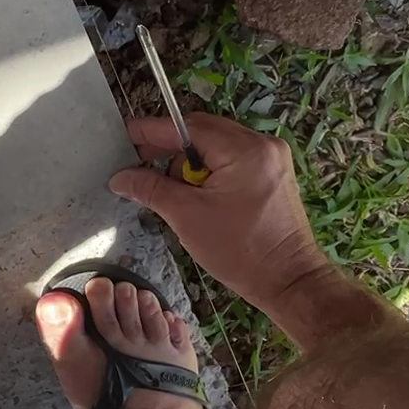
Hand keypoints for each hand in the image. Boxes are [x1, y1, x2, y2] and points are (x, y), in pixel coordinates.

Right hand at [109, 114, 390, 348]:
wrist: (289, 281)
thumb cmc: (239, 251)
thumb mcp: (186, 217)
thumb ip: (150, 188)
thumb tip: (120, 177)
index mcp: (244, 151)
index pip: (186, 127)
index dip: (151, 131)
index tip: (125, 135)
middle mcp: (262, 144)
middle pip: (202, 130)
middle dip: (169, 146)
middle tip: (140, 163)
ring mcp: (271, 157)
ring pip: (216, 143)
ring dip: (189, 159)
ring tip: (173, 187)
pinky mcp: (273, 171)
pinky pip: (232, 156)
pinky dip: (210, 167)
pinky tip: (196, 190)